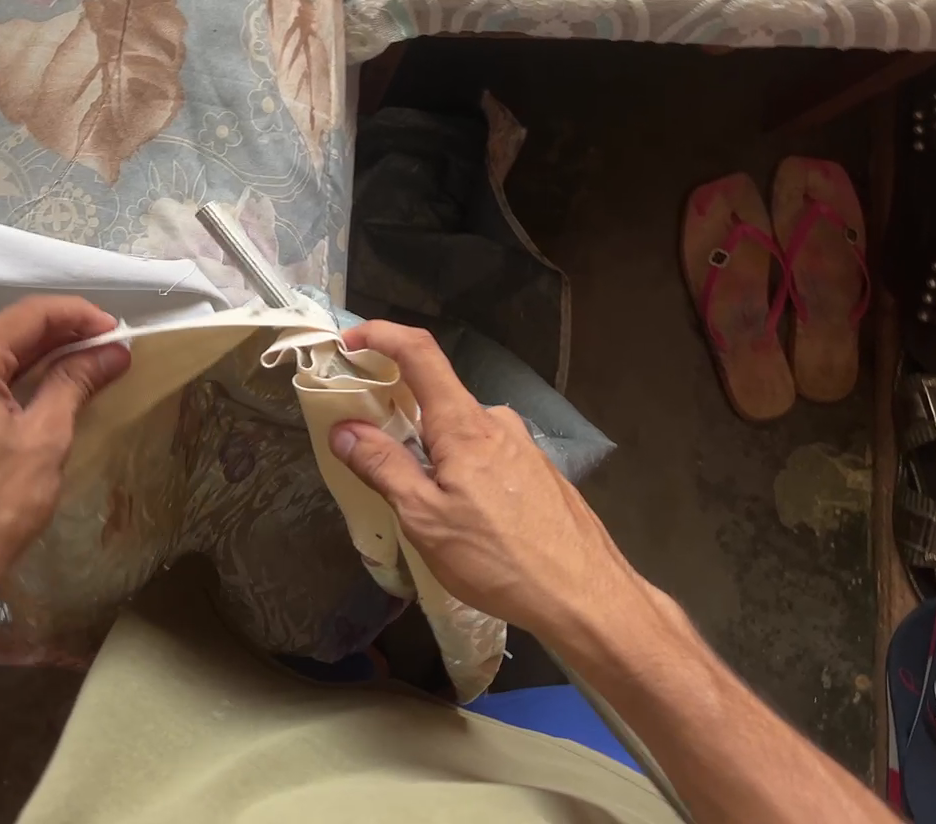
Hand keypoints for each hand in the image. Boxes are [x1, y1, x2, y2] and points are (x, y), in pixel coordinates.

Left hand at [0, 296, 130, 596]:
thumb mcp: (45, 436)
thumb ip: (75, 381)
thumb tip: (113, 351)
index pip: (29, 315)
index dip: (78, 316)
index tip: (117, 331)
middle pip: (13, 331)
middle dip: (65, 333)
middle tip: (111, 347)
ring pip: (2, 355)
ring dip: (48, 355)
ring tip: (94, 361)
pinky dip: (26, 377)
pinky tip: (58, 383)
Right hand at [327, 321, 645, 640]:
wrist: (591, 601)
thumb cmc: (501, 559)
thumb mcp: (424, 517)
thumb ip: (383, 467)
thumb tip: (344, 429)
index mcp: (463, 424)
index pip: (418, 351)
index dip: (379, 334)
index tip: (347, 343)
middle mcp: (494, 421)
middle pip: (434, 394)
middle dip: (395, 412)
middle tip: (368, 450)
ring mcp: (521, 445)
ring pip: (459, 429)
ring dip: (428, 448)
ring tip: (417, 500)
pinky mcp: (537, 471)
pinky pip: (483, 452)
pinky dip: (456, 465)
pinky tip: (462, 515)